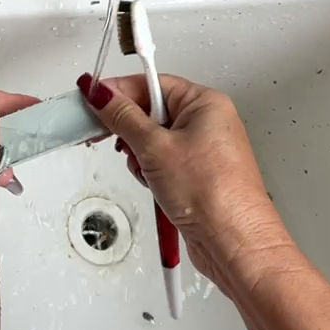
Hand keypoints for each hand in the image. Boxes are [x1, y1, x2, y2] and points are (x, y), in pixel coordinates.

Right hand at [80, 72, 291, 287]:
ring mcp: (202, 149)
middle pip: (150, 109)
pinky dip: (150, 169)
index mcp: (204, 103)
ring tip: (143, 168)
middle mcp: (206, 122)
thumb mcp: (155, 148)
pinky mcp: (196, 173)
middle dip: (128, 126)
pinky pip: (161, 159)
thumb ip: (122, 117)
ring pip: (152, 136)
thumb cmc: (216, 196)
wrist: (237, 247)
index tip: (93, 96)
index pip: (151, 83)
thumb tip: (101, 93)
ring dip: (139, 152)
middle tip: (107, 132)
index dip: (119, 90)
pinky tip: (152, 182)